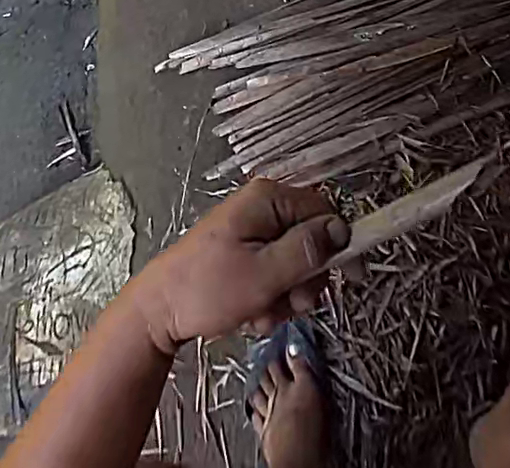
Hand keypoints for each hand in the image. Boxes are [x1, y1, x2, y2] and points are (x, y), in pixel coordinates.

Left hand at [127, 179, 348, 354]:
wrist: (158, 311)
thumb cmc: (207, 289)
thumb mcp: (263, 274)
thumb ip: (305, 251)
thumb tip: (341, 230)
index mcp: (268, 199)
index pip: (324, 210)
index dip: (341, 243)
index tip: (351, 278)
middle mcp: (264, 207)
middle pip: (311, 239)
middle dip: (306, 278)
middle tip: (291, 302)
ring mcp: (254, 230)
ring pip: (295, 262)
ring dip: (287, 294)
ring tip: (262, 310)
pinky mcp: (246, 252)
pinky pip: (276, 273)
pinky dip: (271, 296)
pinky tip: (251, 310)